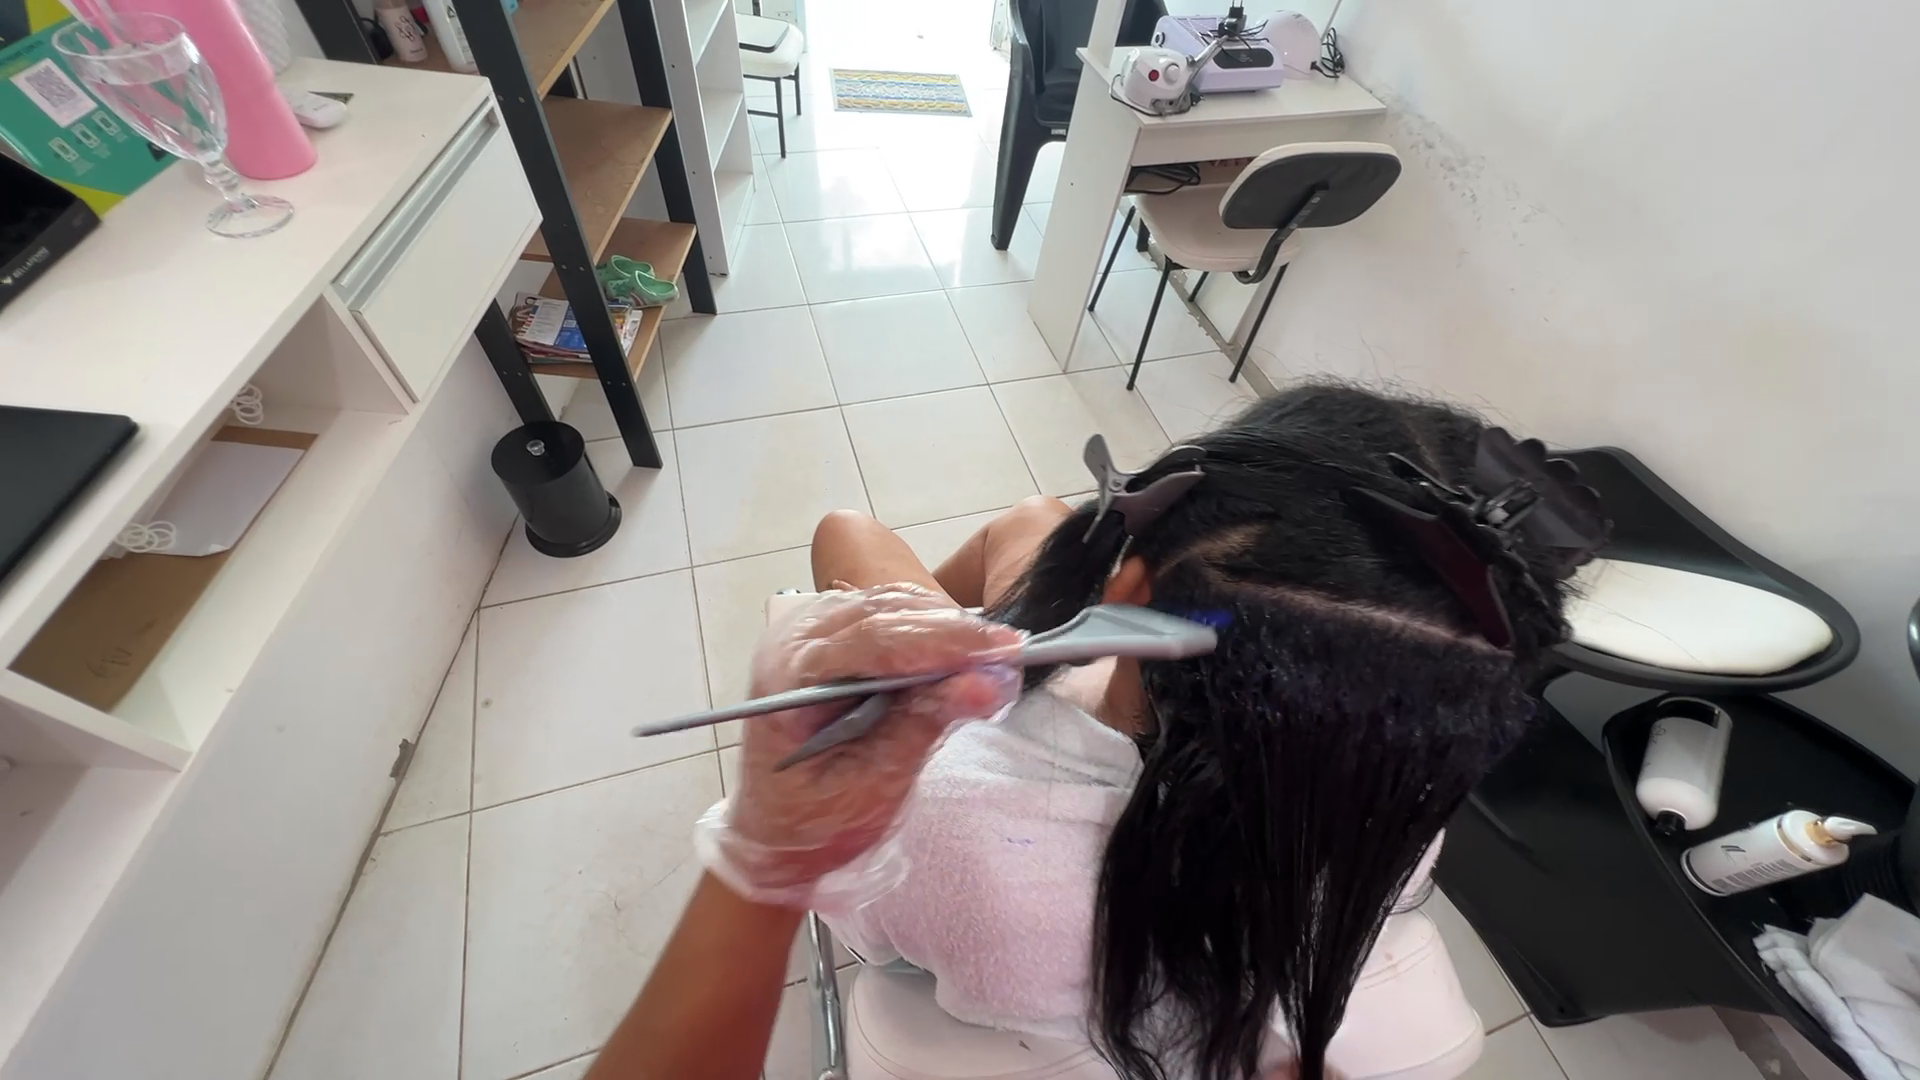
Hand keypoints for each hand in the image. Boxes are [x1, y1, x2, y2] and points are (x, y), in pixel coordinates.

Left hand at [694, 585, 1022, 907]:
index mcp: (787, 679)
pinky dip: (927, 625)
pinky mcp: (830, 631)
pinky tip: (960, 645)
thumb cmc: (815, 818)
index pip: (874, 641)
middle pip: (883, 613)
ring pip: (888, 603)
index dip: (943, 642)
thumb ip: (925, 724)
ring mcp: (808, 629)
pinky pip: (885, 610)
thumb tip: (989, 683)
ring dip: (943, 624)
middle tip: (1012, 650)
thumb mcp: (874, 784)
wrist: (776, 827)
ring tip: (993, 650)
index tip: (1004, 649)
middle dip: (953, 631)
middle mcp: (793, 639)